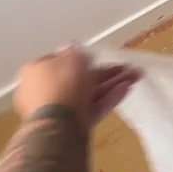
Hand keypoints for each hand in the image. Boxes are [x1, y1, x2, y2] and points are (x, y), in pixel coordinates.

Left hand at [13, 44, 140, 127]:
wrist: (57, 125)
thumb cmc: (62, 83)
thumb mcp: (72, 58)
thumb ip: (76, 51)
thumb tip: (71, 46)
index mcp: (37, 71)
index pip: (60, 61)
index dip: (81, 58)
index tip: (98, 57)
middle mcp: (45, 90)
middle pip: (79, 78)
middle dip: (105, 73)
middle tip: (127, 68)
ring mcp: (59, 110)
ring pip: (89, 93)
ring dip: (112, 84)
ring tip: (135, 77)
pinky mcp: (73, 125)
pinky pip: (92, 108)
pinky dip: (108, 99)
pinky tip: (126, 89)